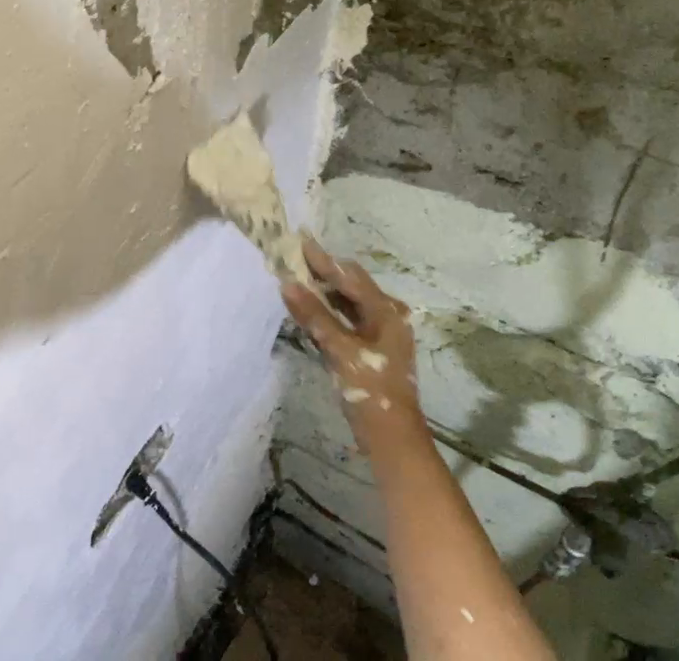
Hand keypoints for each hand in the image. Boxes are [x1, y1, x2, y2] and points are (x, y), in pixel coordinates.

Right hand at [282, 238, 421, 445]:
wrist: (392, 436)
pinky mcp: (372, 348)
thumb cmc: (370, 390)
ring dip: (326, 291)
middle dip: (324, 272)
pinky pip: (348, 319)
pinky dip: (330, 311)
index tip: (299, 241)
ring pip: (350, 302)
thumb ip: (314, 315)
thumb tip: (287, 283)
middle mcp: (388, 316)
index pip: (349, 277)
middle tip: (295, 259)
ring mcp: (381, 333)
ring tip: (299, 279)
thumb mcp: (340, 351)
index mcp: (386, 312)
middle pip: (352, 285)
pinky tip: (312, 309)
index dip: (323, 260)